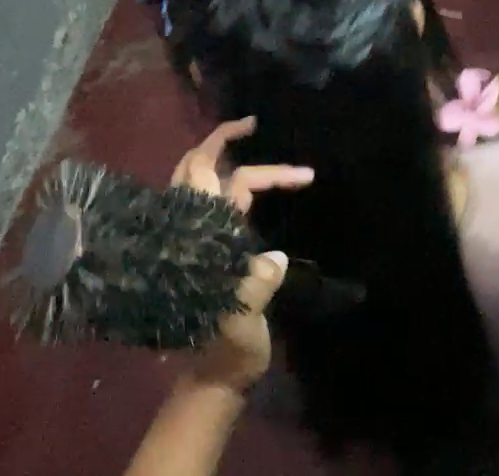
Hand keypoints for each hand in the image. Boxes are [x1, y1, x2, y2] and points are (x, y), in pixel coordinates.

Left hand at [168, 118, 310, 391]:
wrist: (214, 375)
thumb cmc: (227, 348)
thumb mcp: (243, 320)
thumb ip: (257, 286)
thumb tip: (273, 260)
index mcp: (201, 238)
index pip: (227, 187)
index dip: (265, 172)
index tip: (303, 175)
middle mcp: (194, 228)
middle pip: (197, 168)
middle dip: (220, 140)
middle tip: (252, 123)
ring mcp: (198, 234)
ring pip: (198, 179)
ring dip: (217, 155)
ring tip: (246, 136)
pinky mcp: (207, 245)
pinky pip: (214, 200)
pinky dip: (228, 179)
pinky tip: (249, 180)